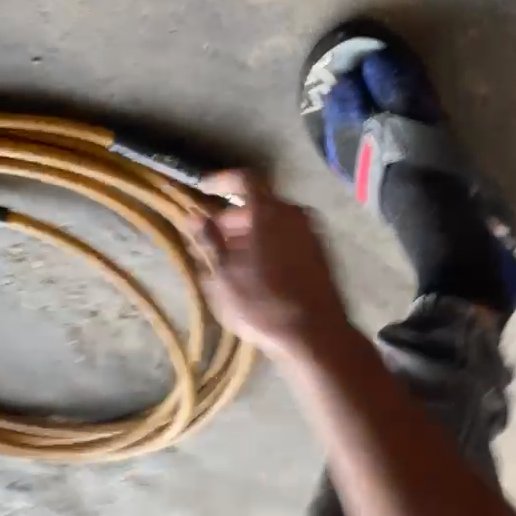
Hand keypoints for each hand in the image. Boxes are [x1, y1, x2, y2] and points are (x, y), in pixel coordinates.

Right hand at [194, 171, 354, 357]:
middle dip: (231, 219)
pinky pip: (288, 239)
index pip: (244, 179)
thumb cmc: (263, 303)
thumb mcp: (224, 275)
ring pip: (274, 224)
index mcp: (270, 211)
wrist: (316, 336)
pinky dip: (268, 245)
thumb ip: (209, 241)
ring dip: (250, 235)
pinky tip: (255, 273)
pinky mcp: (321, 256)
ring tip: (228, 262)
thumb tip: (195, 218)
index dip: (221, 180)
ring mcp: (313, 235)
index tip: (203, 190)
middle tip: (209, 240)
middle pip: (259, 205)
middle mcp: (295, 215)